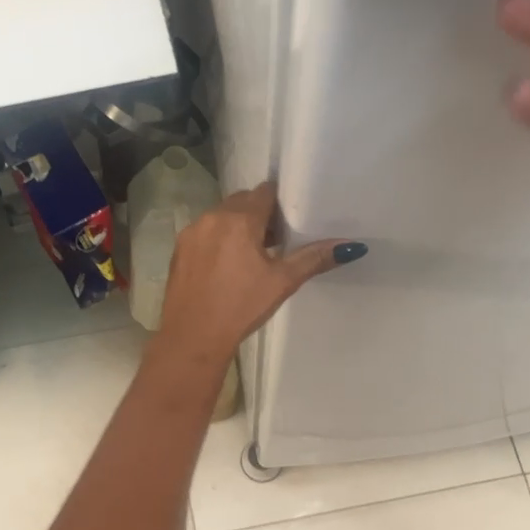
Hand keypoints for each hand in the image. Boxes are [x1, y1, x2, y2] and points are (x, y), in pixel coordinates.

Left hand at [152, 181, 362, 367]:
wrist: (193, 337)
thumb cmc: (241, 307)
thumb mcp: (282, 282)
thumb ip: (314, 258)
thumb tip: (351, 246)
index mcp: (239, 220)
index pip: (264, 192)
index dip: (279, 203)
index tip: (289, 220)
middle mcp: (212, 217)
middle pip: (241, 201)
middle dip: (259, 214)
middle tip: (275, 239)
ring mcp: (191, 233)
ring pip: (220, 216)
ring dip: (237, 226)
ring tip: (252, 253)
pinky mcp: (179, 249)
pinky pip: (204, 232)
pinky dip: (217, 239)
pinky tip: (226, 265)